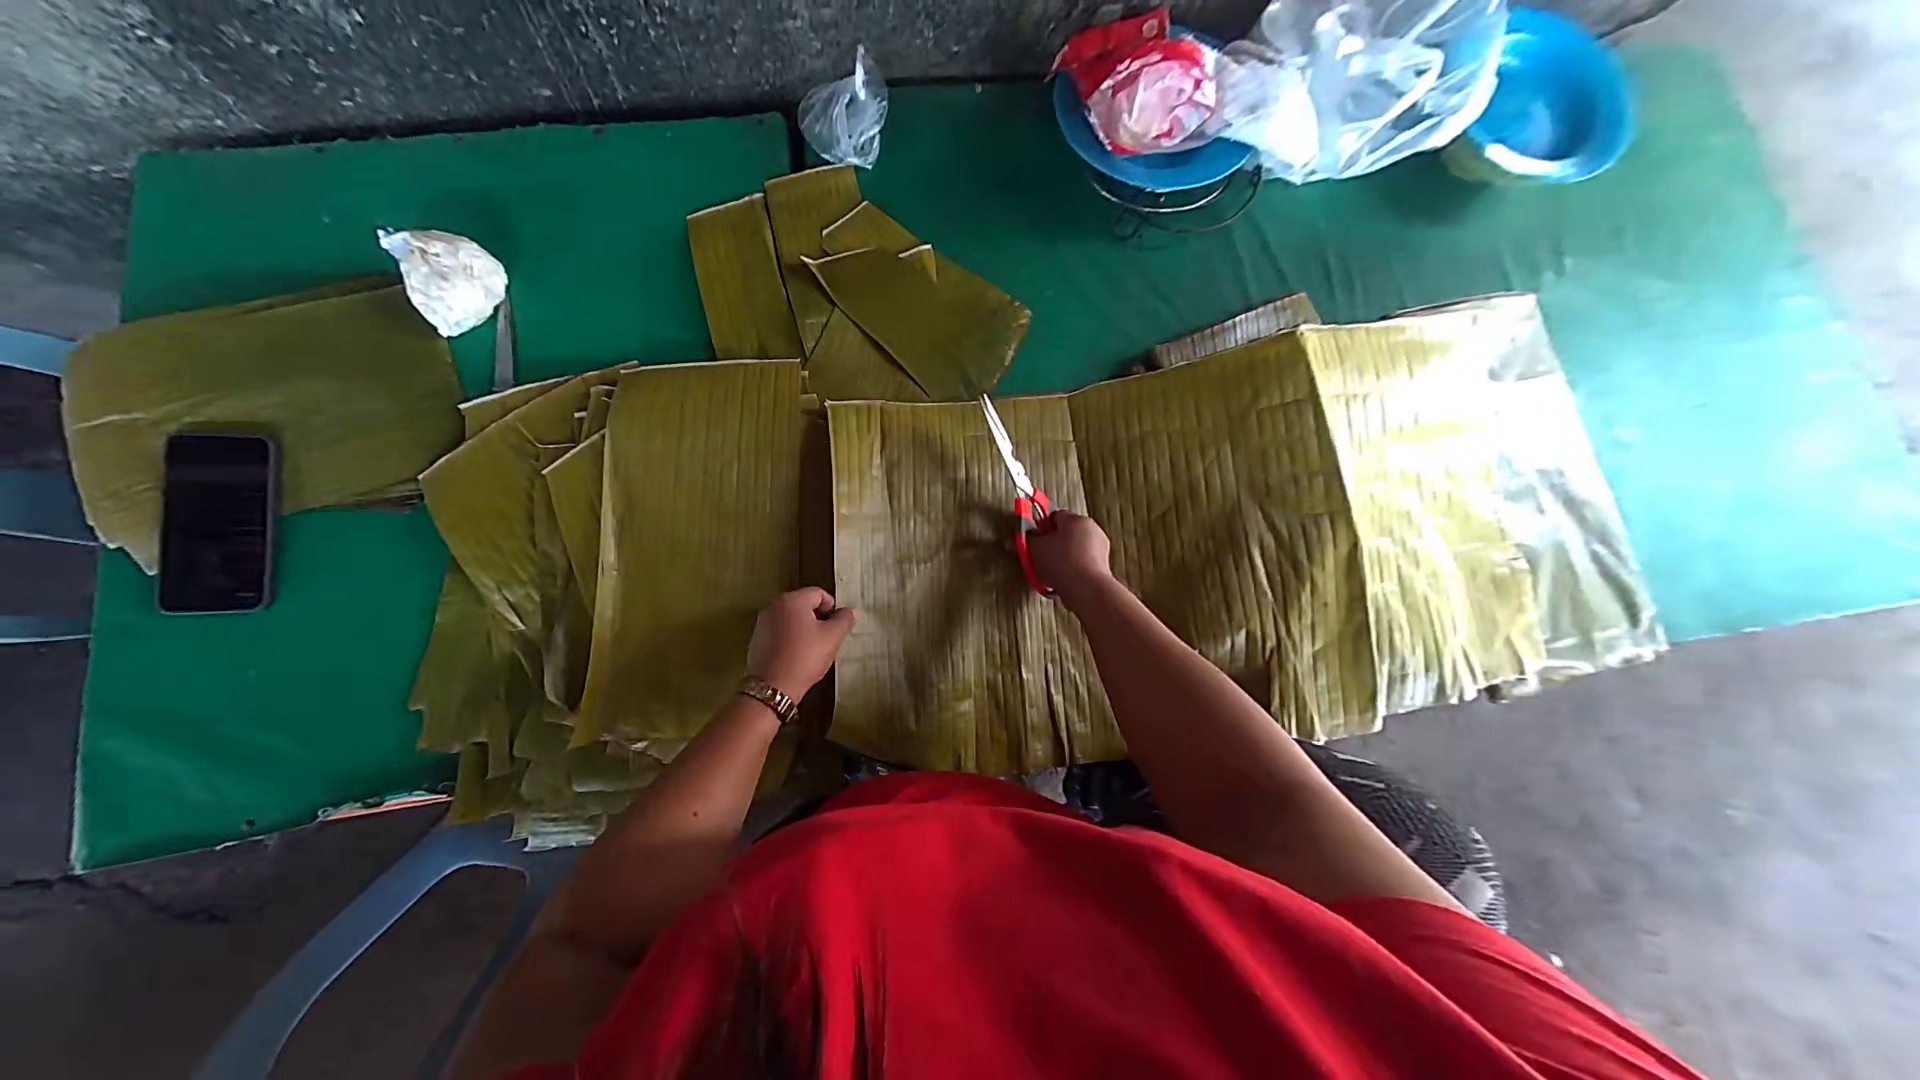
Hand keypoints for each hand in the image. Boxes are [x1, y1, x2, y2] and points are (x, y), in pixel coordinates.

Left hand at [746, 587, 857, 700]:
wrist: (773, 688)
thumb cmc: (804, 658)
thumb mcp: (833, 637)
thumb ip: (844, 619)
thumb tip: (850, 611)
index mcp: (791, 600)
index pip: (819, 594)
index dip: (833, 608)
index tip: (837, 626)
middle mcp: (773, 607)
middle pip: (804, 605)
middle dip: (818, 619)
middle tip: (827, 638)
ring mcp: (762, 624)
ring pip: (791, 620)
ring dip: (804, 629)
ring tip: (812, 649)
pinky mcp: (757, 640)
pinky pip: (779, 633)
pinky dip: (790, 640)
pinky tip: (797, 656)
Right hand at [1026, 511, 1113, 606]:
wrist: (1086, 589)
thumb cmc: (1062, 563)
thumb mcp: (1034, 550)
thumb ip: (1023, 542)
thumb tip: (1012, 541)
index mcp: (1075, 519)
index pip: (1055, 515)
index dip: (1041, 526)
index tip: (1033, 537)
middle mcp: (1091, 529)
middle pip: (1066, 532)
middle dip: (1052, 542)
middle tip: (1039, 554)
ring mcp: (1100, 547)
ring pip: (1074, 548)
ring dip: (1062, 556)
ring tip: (1049, 570)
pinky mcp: (1103, 565)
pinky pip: (1082, 562)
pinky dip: (1072, 568)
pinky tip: (1062, 579)